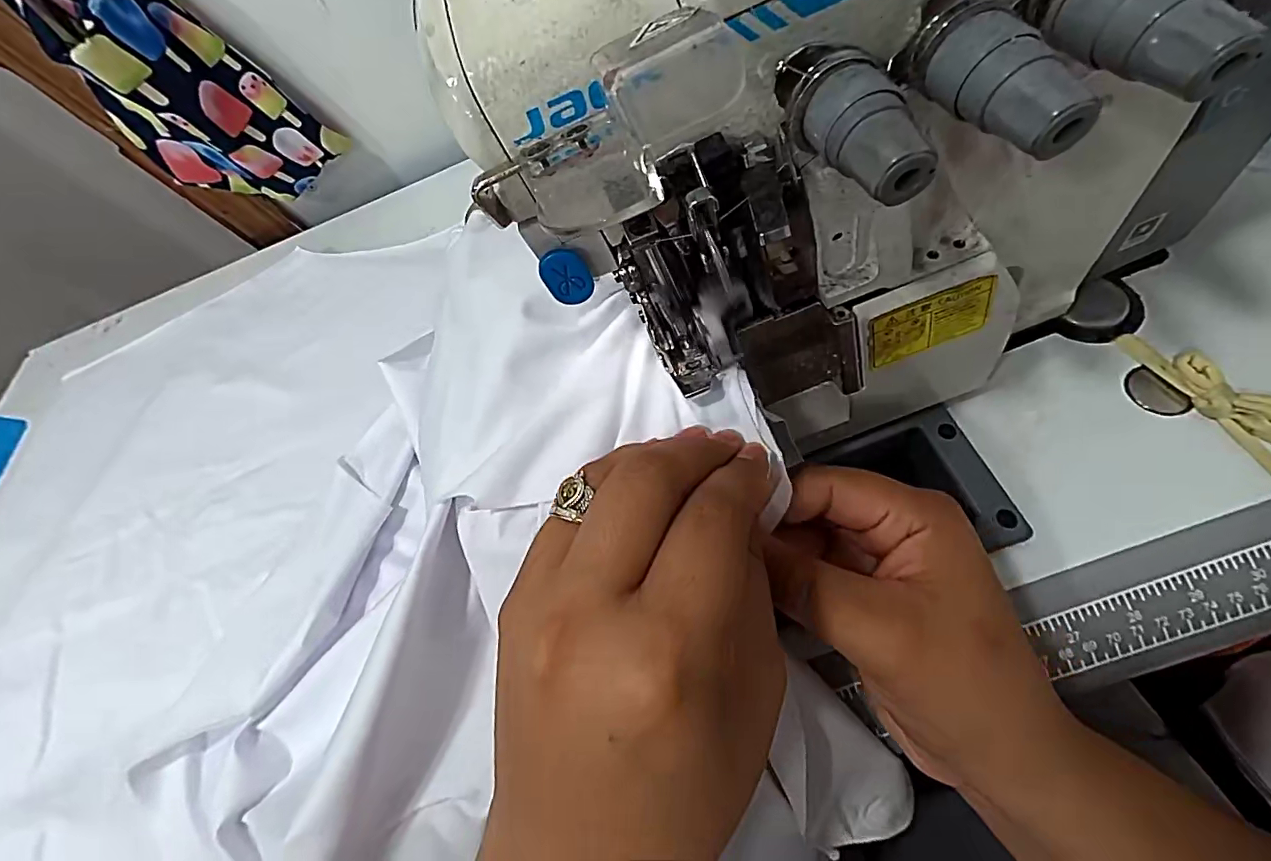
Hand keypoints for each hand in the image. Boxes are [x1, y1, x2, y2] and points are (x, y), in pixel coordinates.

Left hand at [483, 429, 785, 860]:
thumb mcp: (754, 694)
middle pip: (645, 482)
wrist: (577, 852)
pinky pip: (562, 514)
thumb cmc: (684, 793)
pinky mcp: (511, 603)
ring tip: (684, 458)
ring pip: (594, 483)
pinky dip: (605, 487)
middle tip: (725, 450)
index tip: (758, 468)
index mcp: (664, 649)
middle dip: (695, 452)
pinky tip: (633, 491)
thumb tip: (739, 511)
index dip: (741, 479)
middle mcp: (590, 614)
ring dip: (648, 457)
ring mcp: (537, 604)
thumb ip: (750, 587)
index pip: (709, 519)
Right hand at [764, 467, 1270, 860]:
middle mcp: (896, 528)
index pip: (829, 485)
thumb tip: (740, 546)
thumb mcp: (878, 628)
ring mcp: (881, 564)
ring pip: (812, 543)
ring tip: (730, 572)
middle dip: (773, 529)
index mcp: (914, 515)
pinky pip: (817, 575)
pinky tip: (754, 593)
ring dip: (778, 558)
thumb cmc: (960, 685)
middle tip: (721, 552)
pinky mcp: (868, 597)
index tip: (727, 523)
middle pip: (817, 510)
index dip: (778, 500)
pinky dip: (790, 583)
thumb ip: (805, 581)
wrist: (1004, 760)